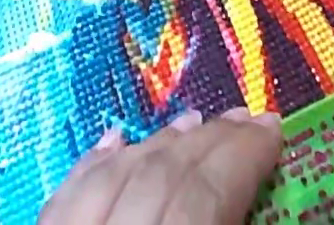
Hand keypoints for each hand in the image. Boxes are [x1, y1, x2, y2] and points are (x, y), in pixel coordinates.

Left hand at [38, 108, 281, 224]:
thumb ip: (223, 222)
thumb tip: (251, 187)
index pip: (203, 199)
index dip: (242, 159)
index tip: (272, 127)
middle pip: (159, 178)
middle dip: (209, 142)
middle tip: (244, 119)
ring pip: (112, 178)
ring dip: (158, 144)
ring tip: (194, 121)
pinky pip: (62, 198)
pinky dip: (93, 163)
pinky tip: (117, 137)